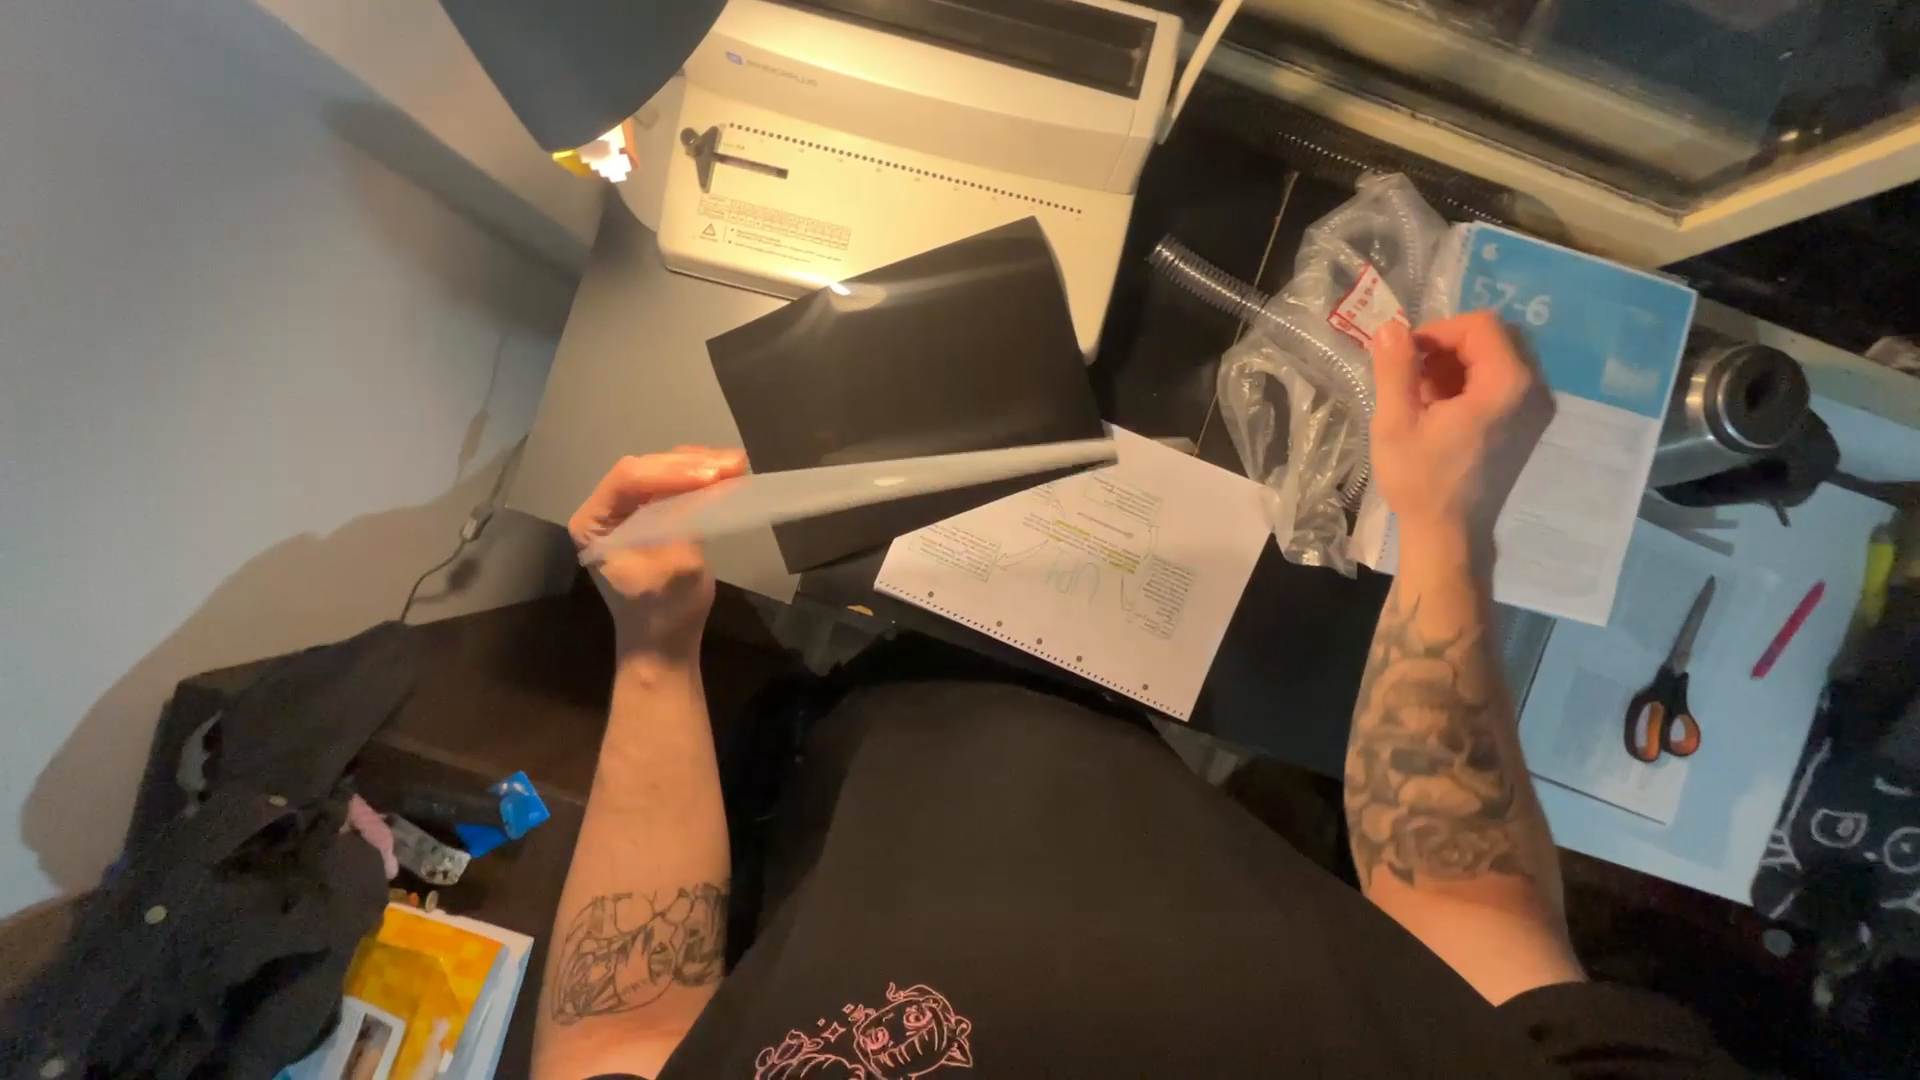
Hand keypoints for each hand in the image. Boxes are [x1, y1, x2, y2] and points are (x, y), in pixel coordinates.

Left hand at [568, 448, 747, 661]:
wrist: (662, 643)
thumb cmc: (664, 613)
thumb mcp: (679, 569)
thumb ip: (687, 524)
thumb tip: (711, 484)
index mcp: (594, 523)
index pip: (628, 479)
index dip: (671, 472)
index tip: (713, 475)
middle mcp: (605, 509)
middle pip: (646, 468)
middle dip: (691, 463)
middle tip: (734, 463)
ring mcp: (627, 510)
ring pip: (662, 470)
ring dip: (700, 464)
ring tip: (736, 463)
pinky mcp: (650, 514)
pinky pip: (673, 484)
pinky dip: (700, 477)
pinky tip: (726, 473)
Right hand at [1369, 312, 1551, 556]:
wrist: (1449, 532)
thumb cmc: (1419, 478)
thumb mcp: (1395, 422)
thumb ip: (1394, 369)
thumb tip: (1390, 327)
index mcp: (1507, 385)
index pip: (1479, 326)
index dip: (1436, 331)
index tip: (1402, 356)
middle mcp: (1534, 390)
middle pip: (1493, 338)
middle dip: (1446, 346)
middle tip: (1408, 373)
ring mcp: (1535, 409)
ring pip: (1497, 359)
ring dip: (1455, 364)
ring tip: (1418, 393)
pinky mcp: (1527, 425)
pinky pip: (1502, 383)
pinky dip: (1468, 383)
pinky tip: (1437, 409)